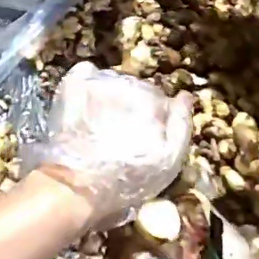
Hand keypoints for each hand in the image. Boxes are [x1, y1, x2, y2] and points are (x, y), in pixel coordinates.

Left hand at [22, 63, 192, 227]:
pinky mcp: (72, 84)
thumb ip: (181, 124)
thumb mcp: (168, 160)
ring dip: (111, 96)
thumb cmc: (127, 178)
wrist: (77, 185)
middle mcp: (127, 82)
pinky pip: (85, 73)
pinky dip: (87, 84)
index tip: (145, 136)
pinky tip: (85, 104)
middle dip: (132, 105)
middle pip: (134, 88)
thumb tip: (185, 96)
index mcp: (151, 98)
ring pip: (112, 81)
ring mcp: (98, 81)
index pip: (158, 96)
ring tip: (101, 124)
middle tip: (121, 134)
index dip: (154, 117)